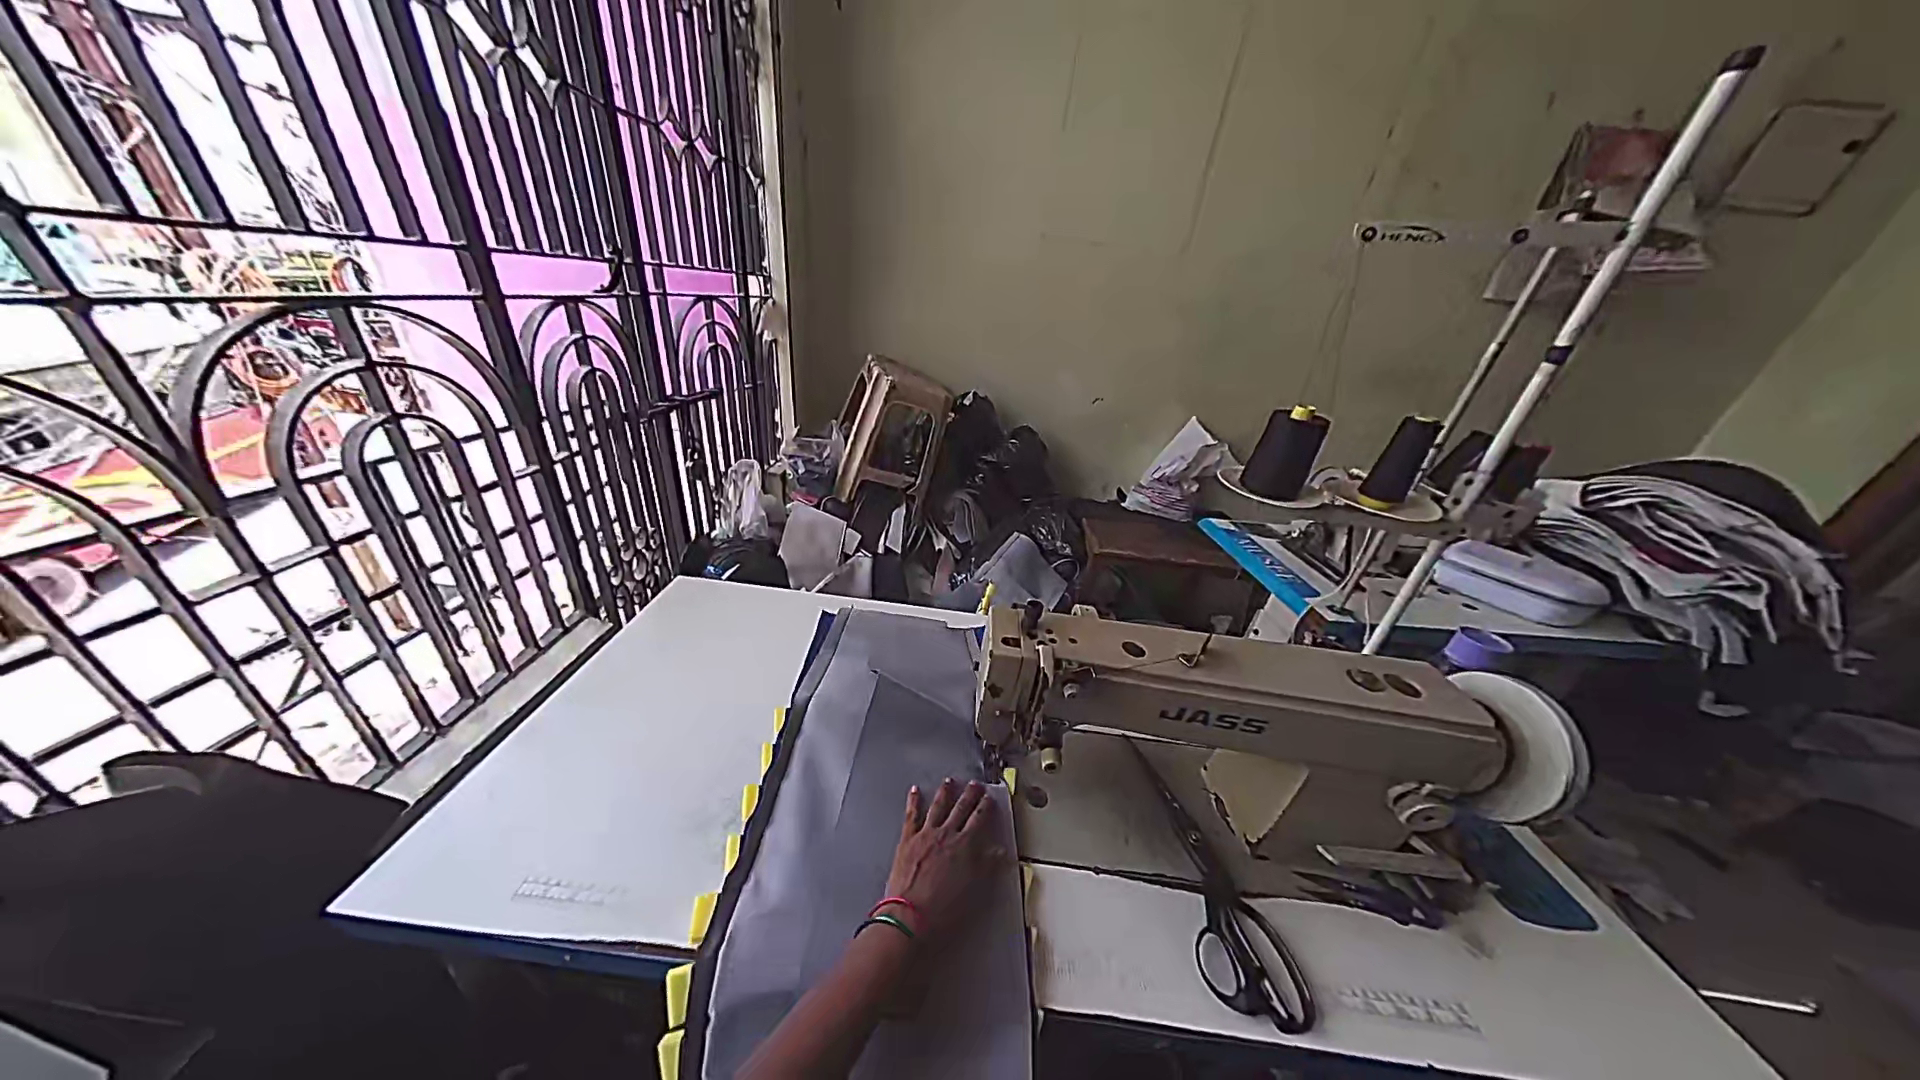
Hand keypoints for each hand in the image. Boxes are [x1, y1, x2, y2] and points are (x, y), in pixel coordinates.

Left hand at [880, 778, 1002, 943]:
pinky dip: (913, 801)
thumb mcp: (974, 891)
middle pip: (960, 808)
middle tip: (974, 784)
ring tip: (949, 781)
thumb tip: (1000, 853)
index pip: (979, 820)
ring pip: (938, 806)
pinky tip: (915, 791)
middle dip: (969, 794)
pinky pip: (911, 815)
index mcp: (965, 846)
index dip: (985, 807)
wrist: (910, 917)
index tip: (988, 799)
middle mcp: (946, 834)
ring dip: (945, 792)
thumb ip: (987, 867)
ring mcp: (925, 835)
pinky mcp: (907, 840)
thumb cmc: (944, 910)